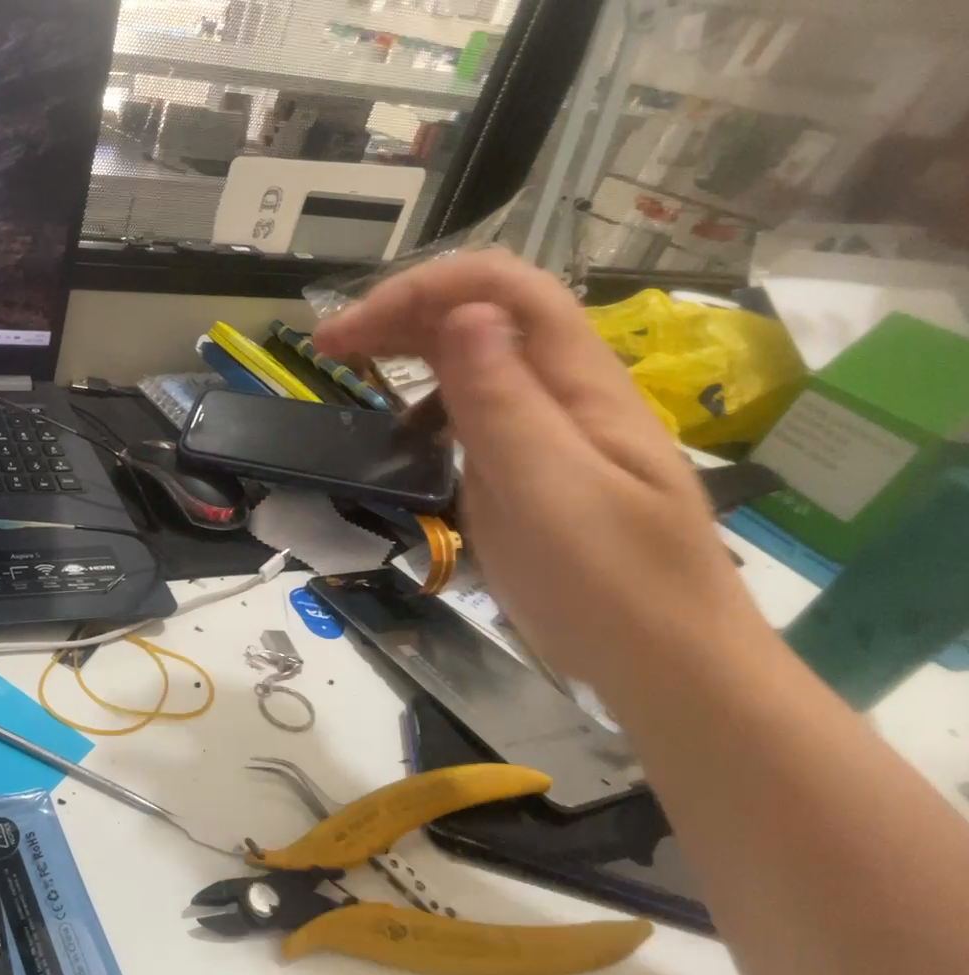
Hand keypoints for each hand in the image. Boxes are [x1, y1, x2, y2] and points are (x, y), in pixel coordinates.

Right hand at [314, 250, 762, 690]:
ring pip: (476, 359)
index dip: (420, 290)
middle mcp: (564, 392)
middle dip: (402, 313)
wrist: (669, 665)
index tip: (345, 334)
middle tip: (327, 347)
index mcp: (578, 383)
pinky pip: (475, 411)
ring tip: (350, 371)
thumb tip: (465, 313)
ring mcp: (548, 431)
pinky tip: (403, 434)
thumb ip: (505, 400)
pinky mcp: (530, 469)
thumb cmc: (611, 584)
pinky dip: (427, 403)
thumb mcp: (550, 490)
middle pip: (484, 314)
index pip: (503, 289)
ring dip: (410, 349)